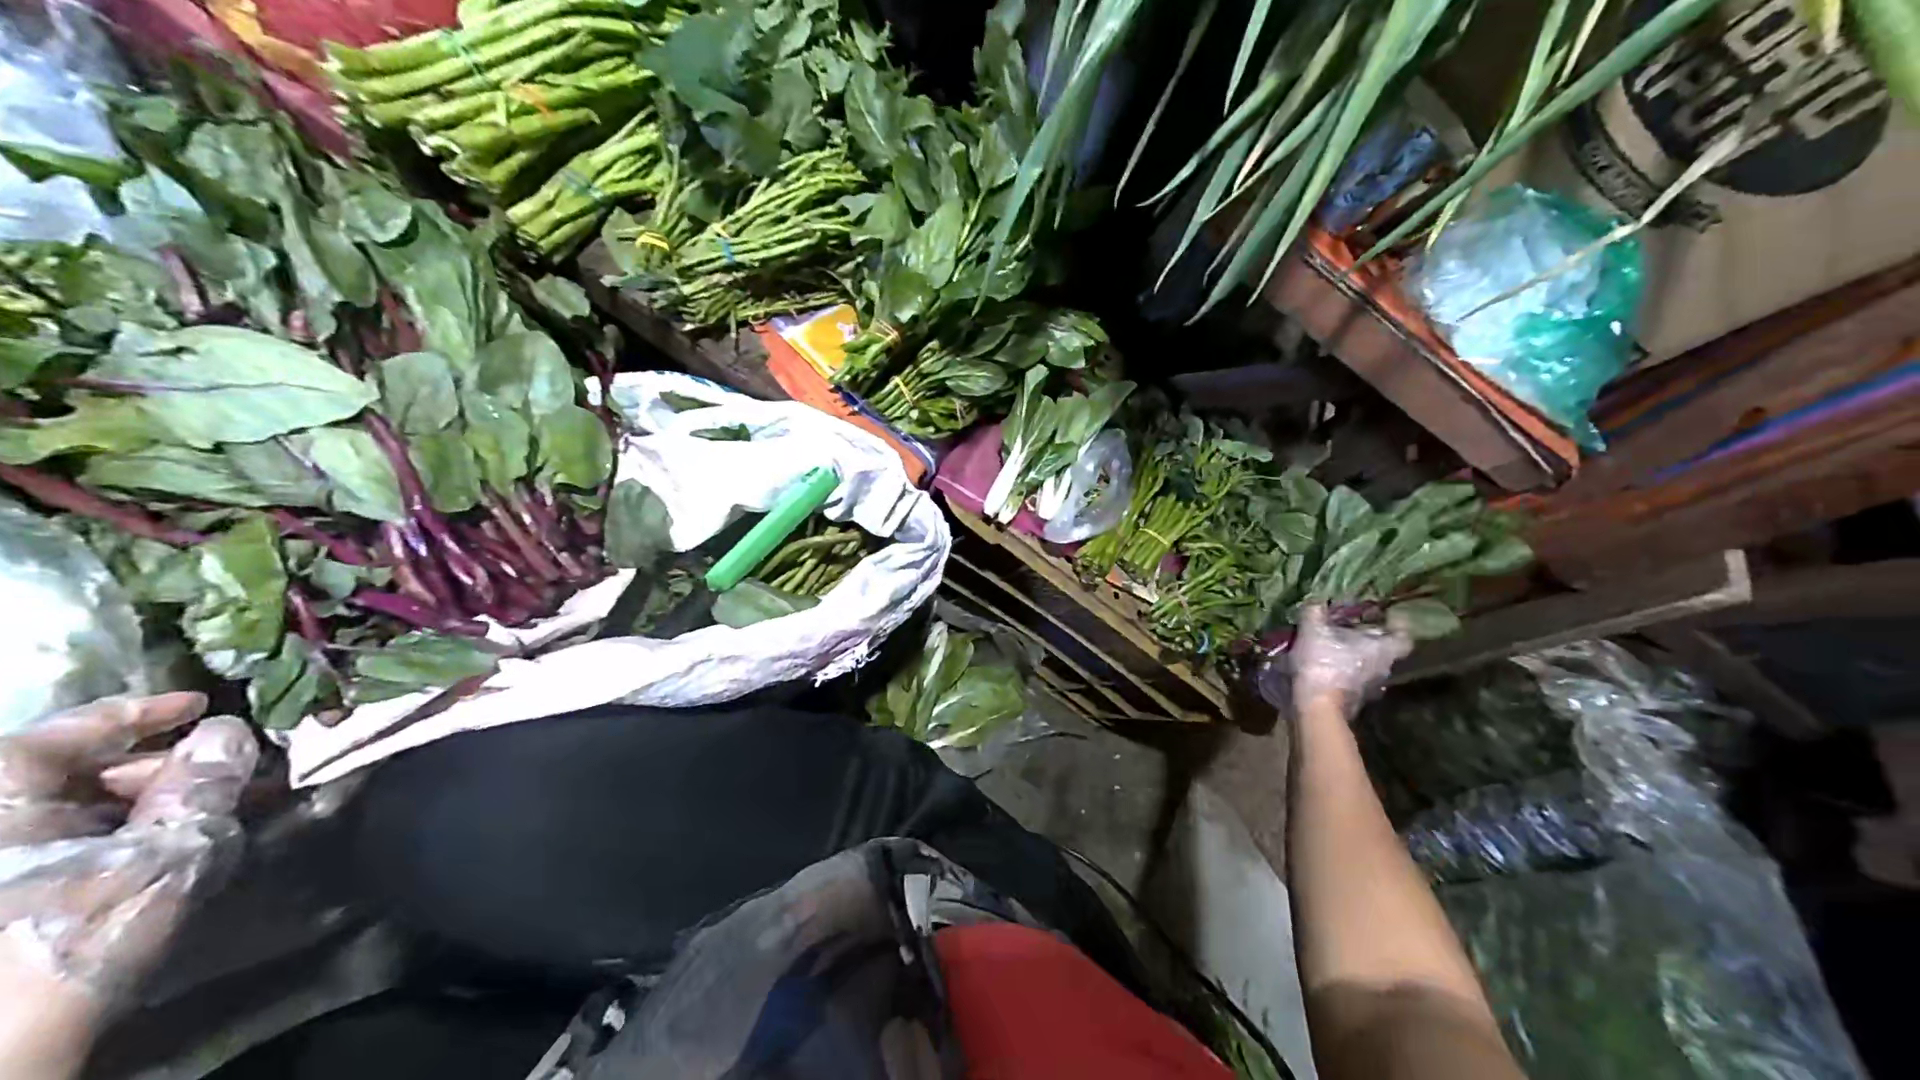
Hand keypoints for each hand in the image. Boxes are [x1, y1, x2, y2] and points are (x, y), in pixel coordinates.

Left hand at [0, 692, 256, 1078]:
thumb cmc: (72, 935)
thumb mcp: (164, 852)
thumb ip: (205, 783)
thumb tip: (230, 732)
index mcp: (1, 791)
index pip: (81, 726)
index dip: (150, 711)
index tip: (205, 703)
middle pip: (82, 771)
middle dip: (167, 768)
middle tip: (237, 773)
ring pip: (78, 813)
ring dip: (152, 805)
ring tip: (219, 811)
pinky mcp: (6, 899)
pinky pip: (63, 849)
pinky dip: (122, 838)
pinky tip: (173, 845)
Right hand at [1291, 605, 1412, 718]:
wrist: (1316, 708)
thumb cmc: (1324, 665)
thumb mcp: (1312, 631)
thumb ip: (1315, 612)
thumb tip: (1317, 600)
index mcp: (1383, 649)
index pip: (1404, 635)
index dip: (1394, 624)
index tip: (1380, 616)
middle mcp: (1385, 669)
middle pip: (1384, 650)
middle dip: (1368, 640)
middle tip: (1347, 630)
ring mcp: (1373, 689)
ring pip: (1369, 667)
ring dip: (1355, 658)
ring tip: (1333, 649)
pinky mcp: (1357, 701)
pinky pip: (1356, 681)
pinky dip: (1345, 674)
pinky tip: (1325, 669)